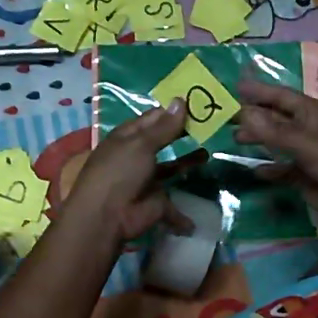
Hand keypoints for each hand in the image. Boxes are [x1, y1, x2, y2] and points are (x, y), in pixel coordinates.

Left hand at [61, 100, 196, 244]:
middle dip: (183, 133)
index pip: (153, 118)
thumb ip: (164, 127)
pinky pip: (174, 205)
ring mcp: (147, 179)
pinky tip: (202, 208)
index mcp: (128, 136)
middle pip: (164, 140)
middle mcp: (137, 155)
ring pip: (172, 167)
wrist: (106, 216)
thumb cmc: (120, 171)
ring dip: (189, 162)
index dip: (173, 110)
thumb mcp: (141, 144)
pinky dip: (184, 213)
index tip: (199, 103)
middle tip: (211, 123)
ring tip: (209, 153)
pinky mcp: (156, 202)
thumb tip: (181, 100)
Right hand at [233, 78, 317, 233]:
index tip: (235, 87)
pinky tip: (255, 169)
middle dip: (253, 115)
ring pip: (276, 141)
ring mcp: (305, 152)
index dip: (259, 91)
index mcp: (312, 113)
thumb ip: (273, 131)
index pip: (280, 96)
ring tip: (235, 139)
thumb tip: (243, 113)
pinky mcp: (303, 175)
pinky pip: (281, 169)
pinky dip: (268, 168)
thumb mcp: (305, 143)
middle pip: (275, 117)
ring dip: (257, 139)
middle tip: (226, 116)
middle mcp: (307, 129)